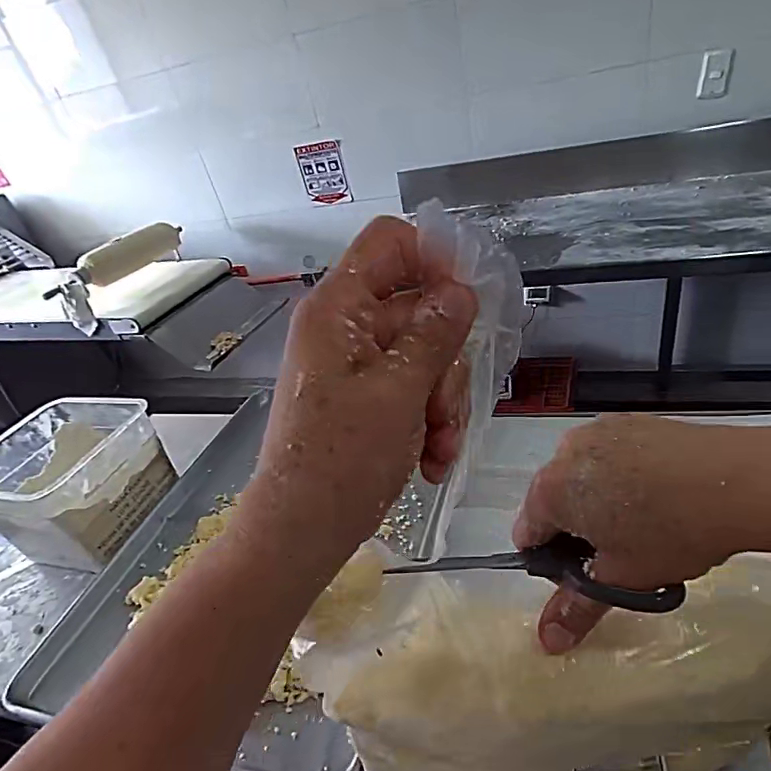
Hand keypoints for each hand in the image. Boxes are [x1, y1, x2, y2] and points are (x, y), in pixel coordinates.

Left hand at [244, 216, 477, 560]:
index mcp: (337, 308)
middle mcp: (342, 327)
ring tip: (438, 445)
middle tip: (444, 408)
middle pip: (417, 309)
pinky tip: (430, 458)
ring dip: (442, 401)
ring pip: (422, 356)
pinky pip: (410, 389)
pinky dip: (427, 420)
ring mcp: (352, 365)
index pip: (389, 242)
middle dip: (445, 361)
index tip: (469, 297)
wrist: (301, 528)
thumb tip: (461, 290)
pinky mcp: (361, 398)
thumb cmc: (341, 458)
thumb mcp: (399, 391)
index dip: (433, 256)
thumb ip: (435, 333)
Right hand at [513, 414, 770, 652]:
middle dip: (577, 527)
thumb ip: (579, 607)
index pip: (527, 533)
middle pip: (553, 500)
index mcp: (548, 490)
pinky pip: (611, 455)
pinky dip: (624, 474)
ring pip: (582, 475)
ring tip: (647, 519)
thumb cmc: (674, 533)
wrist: (746, 478)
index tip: (592, 571)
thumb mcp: (626, 576)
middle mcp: (562, 452)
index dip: (554, 560)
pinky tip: (662, 490)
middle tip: (623, 549)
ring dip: (599, 499)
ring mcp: (597, 430)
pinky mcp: (630, 419)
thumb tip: (547, 643)